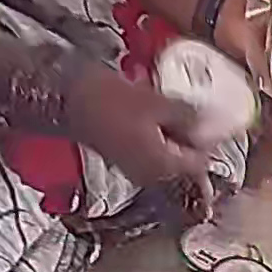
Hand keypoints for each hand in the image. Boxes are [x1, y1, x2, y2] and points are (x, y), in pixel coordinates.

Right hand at [66, 64, 210, 184]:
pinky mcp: (125, 158)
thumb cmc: (108, 99)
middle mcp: (154, 175)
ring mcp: (138, 169)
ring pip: (168, 154)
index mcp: (165, 166)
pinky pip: (151, 149)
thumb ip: (187, 118)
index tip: (209, 120)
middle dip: (190, 137)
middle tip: (189, 110)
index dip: (208, 141)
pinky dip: (156, 133)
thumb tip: (211, 125)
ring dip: (172, 133)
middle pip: (185, 161)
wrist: (60, 96)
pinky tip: (151, 112)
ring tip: (168, 107)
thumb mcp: (154, 103)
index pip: (200, 162)